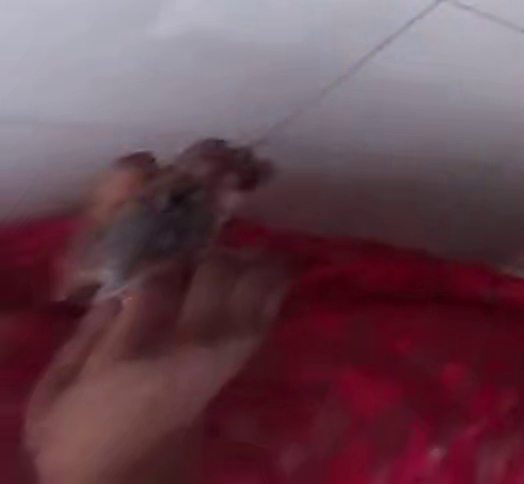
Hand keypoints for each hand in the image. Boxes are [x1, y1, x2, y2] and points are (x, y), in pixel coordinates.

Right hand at [27, 251, 287, 483]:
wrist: (136, 456)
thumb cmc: (81, 424)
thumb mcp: (56, 387)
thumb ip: (88, 332)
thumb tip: (124, 284)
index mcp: (138, 350)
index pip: (161, 281)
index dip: (157, 264)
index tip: (149, 266)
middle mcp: (199, 336)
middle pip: (220, 266)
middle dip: (203, 255)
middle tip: (188, 264)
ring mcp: (238, 333)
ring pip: (260, 269)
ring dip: (242, 258)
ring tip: (219, 266)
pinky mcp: (260, 334)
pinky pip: (279, 285)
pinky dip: (267, 269)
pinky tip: (244, 273)